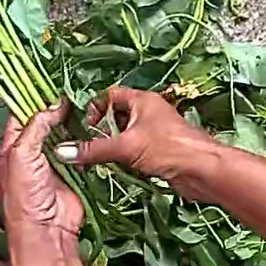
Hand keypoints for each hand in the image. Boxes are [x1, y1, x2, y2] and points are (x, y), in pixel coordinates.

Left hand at [0, 104, 83, 240]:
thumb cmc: (24, 201)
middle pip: (45, 125)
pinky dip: (85, 144)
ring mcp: (52, 164)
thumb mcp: (22, 155)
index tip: (50, 89)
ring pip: (64, 137)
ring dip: (73, 127)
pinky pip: (79, 152)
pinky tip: (90, 134)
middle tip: (71, 99)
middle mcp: (31, 155)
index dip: (34, 102)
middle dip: (58, 113)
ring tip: (84, 113)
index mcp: (11, 149)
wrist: (47, 229)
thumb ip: (35, 128)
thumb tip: (50, 107)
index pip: (22, 117)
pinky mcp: (71, 173)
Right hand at [55, 87, 224, 199]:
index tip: (85, 127)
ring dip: (112, 147)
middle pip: (117, 116)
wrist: (202, 170)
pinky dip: (125, 158)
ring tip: (98, 160)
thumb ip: (94, 149)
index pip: (110, 95)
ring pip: (126, 135)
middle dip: (101, 131)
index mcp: (142, 100)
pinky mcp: (160, 151)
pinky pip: (135, 151)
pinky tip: (118, 169)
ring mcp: (155, 132)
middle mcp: (149, 112)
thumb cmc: (169, 148)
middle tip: (87, 146)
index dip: (95, 108)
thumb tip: (63, 151)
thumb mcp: (126, 146)